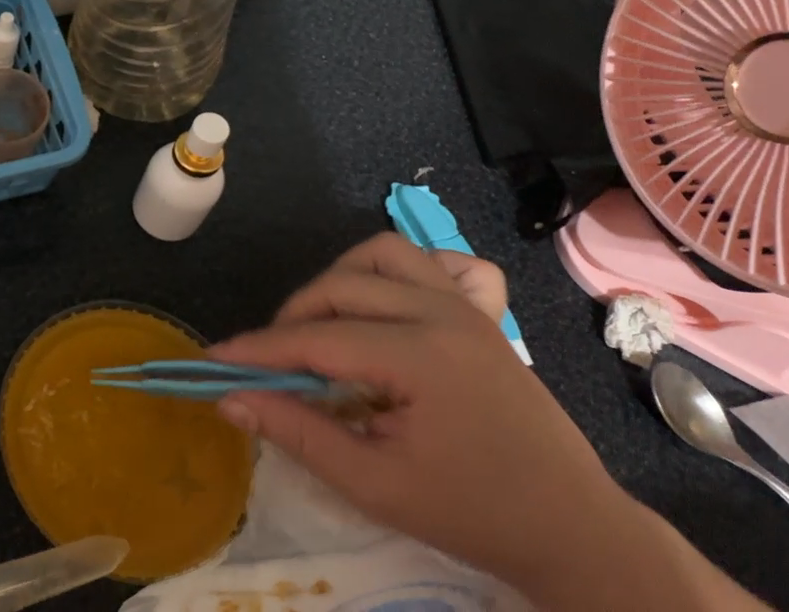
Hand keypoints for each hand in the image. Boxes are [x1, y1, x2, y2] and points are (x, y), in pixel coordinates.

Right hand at [210, 235, 641, 592]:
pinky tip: (382, 311)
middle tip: (273, 366)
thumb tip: (229, 400)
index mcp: (421, 356)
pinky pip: (427, 265)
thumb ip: (297, 433)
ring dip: (337, 284)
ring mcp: (467, 308)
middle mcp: (443, 314)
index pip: (315, 338)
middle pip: (339, 288)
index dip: (257, 349)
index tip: (212, 361)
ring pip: (380, 257)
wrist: (576, 530)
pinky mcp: (480, 315)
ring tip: (322, 331)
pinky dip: (391, 275)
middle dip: (291, 320)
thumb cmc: (473, 513)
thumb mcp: (374, 485)